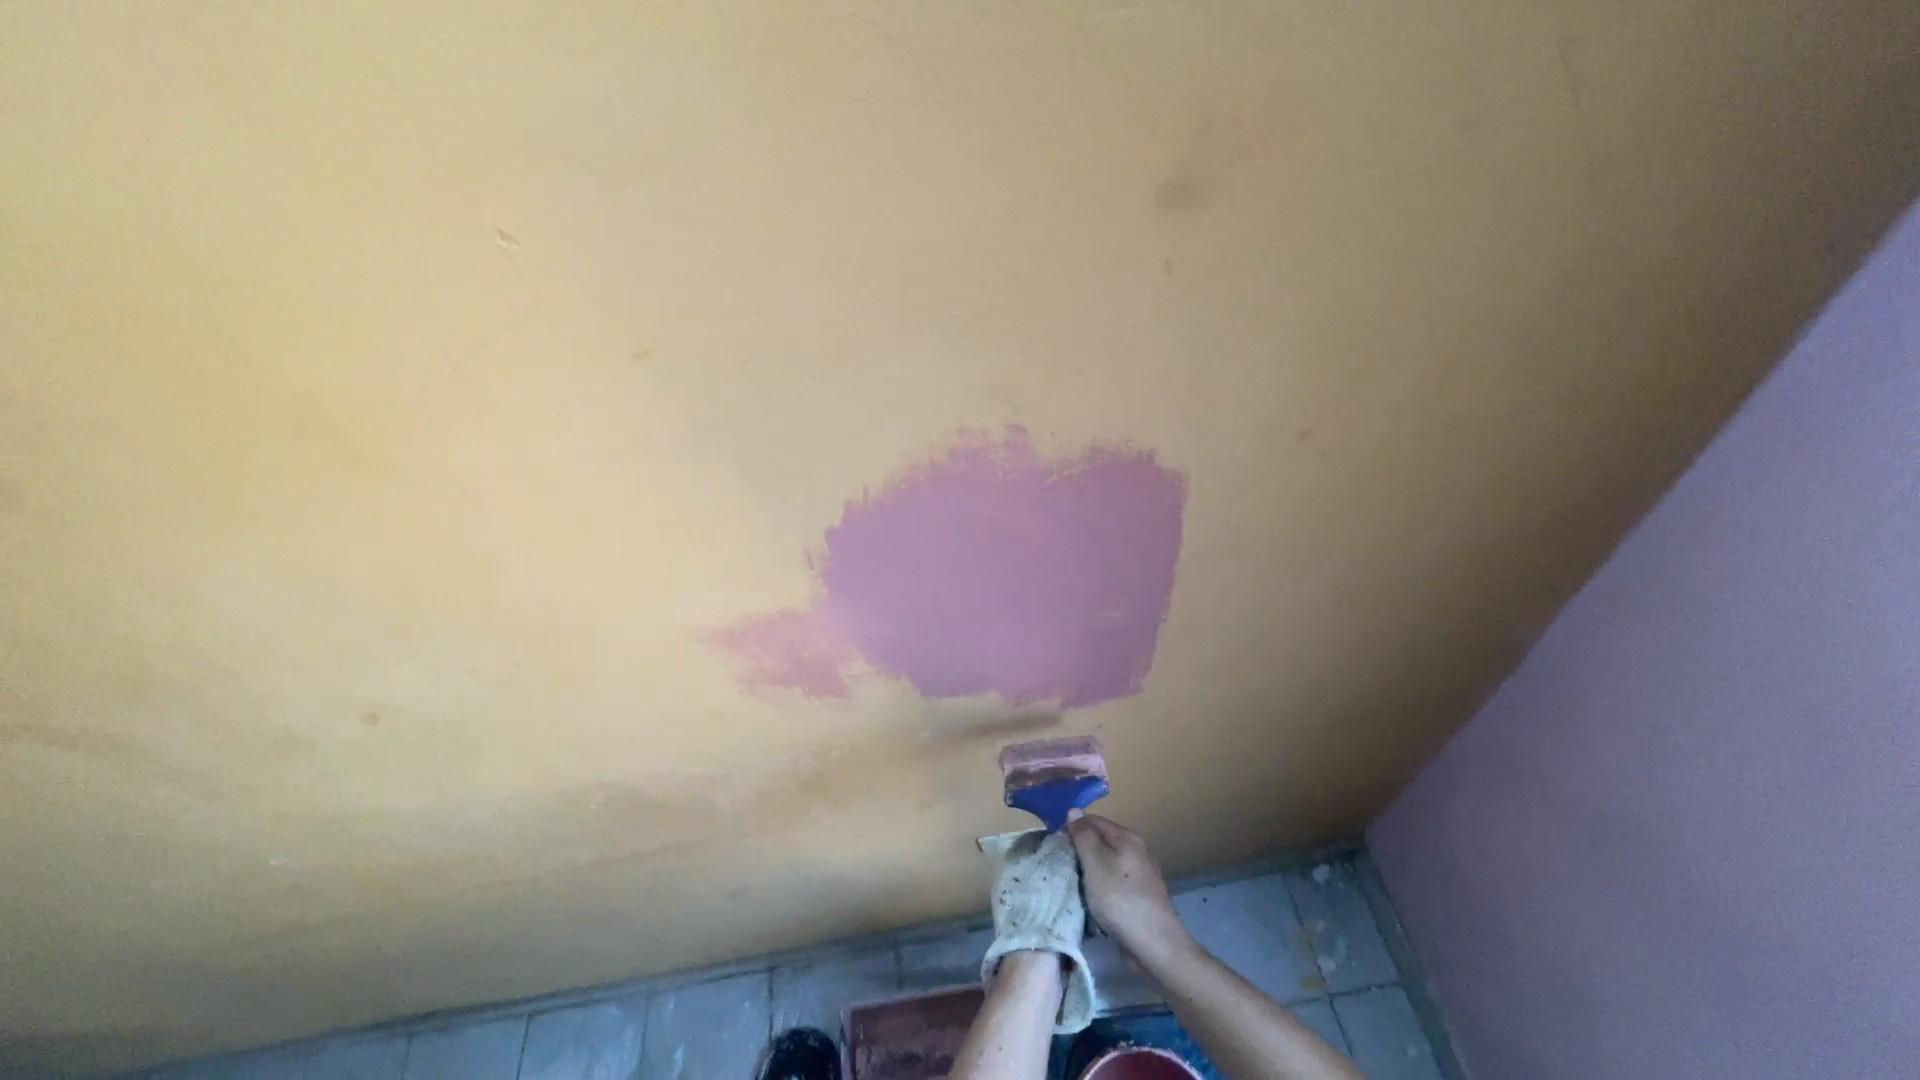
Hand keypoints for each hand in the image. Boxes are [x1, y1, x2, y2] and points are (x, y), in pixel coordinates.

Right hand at [1066, 813, 1195, 971]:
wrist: (1154, 944)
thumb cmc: (1120, 899)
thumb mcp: (1095, 863)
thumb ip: (1084, 836)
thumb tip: (1074, 810)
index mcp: (1126, 838)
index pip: (1092, 821)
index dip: (1071, 829)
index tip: (1054, 846)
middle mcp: (1136, 851)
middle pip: (1099, 843)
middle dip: (1079, 853)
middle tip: (1059, 867)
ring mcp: (1139, 875)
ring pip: (1105, 865)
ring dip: (1087, 873)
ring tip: (1070, 885)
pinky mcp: (1139, 897)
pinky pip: (1112, 884)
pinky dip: (1099, 889)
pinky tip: (1090, 902)